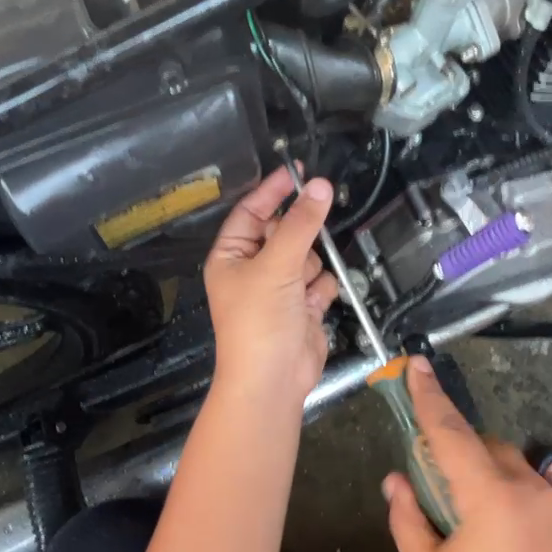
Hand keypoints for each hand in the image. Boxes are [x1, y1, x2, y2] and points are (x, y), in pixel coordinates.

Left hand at [204, 168, 339, 401]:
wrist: (273, 379)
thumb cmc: (259, 320)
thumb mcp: (277, 264)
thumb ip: (301, 224)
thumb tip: (321, 186)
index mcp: (230, 256)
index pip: (251, 212)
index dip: (273, 192)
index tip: (299, 172)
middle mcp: (252, 270)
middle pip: (284, 232)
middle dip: (298, 238)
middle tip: (310, 232)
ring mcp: (278, 290)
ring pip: (307, 257)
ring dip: (310, 269)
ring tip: (300, 288)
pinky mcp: (302, 308)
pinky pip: (320, 283)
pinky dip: (320, 292)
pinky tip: (312, 307)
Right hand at [384, 358, 551, 551]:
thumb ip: (408, 519)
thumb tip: (397, 481)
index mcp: (490, 498)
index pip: (452, 433)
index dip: (429, 397)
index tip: (415, 365)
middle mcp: (528, 488)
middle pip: (482, 445)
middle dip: (455, 451)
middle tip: (433, 489)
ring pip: (508, 465)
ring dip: (482, 472)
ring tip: (466, 521)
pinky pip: (529, 487)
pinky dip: (505, 492)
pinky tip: (498, 538)